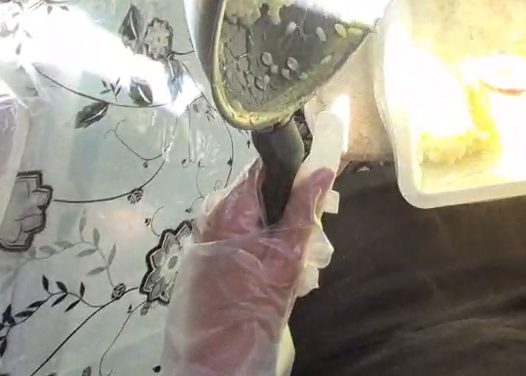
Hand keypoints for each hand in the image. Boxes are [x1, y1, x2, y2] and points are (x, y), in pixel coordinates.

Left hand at [163, 161, 337, 375]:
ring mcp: (204, 238)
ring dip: (275, 230)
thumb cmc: (255, 307)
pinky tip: (271, 273)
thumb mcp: (289, 256)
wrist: (216, 366)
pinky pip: (236, 238)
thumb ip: (304, 209)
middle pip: (259, 193)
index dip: (292, 173)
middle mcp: (211, 215)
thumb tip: (323, 169)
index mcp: (230, 208)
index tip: (314, 190)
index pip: (265, 169)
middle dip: (287, 208)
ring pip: (250, 217)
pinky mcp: (202, 260)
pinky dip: (258, 247)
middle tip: (310, 236)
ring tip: (295, 262)